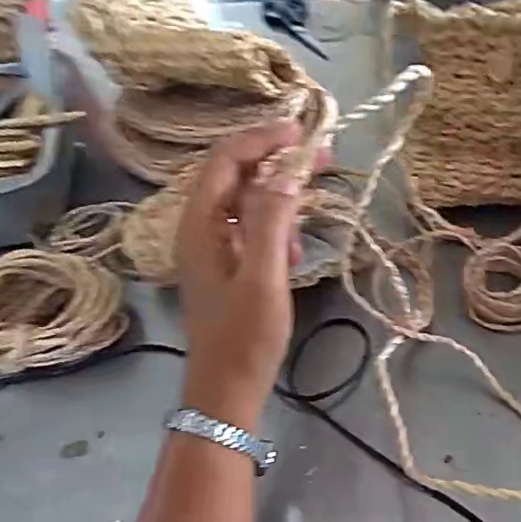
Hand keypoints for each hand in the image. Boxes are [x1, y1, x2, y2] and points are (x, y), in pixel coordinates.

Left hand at [175, 121, 306, 430]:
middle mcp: (199, 230)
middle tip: (321, 161)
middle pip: (235, 177)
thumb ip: (271, 222)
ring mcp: (211, 251)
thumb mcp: (263, 278)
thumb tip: (286, 173)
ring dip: (279, 201)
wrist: (226, 390)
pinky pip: (250, 233)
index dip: (262, 139)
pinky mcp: (225, 270)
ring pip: (245, 205)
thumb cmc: (244, 338)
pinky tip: (294, 253)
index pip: (226, 160)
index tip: (302, 131)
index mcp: (200, 225)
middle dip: (276, 165)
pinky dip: (275, 231)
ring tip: (309, 217)